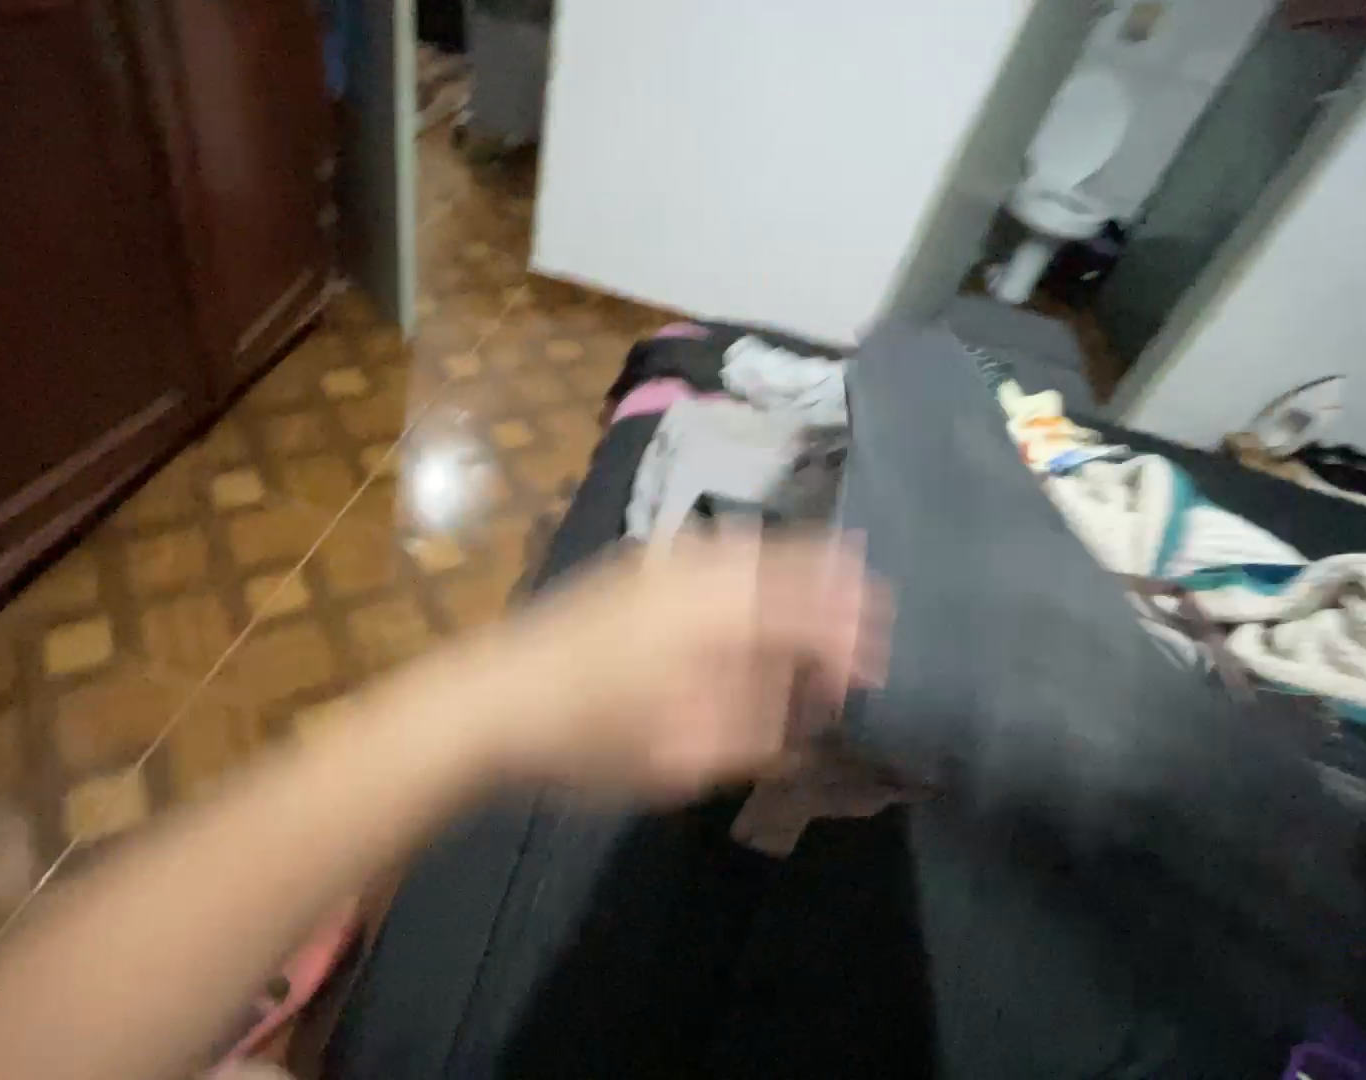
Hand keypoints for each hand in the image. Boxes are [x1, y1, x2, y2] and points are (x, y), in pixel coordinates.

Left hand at [456, 531, 887, 800]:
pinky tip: (751, 600)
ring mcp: (662, 557)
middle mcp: (700, 566)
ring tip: (820, 609)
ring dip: (797, 575)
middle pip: (793, 558)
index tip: (875, 669)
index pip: (815, 609)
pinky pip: (719, 552)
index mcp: (720, 610)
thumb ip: (760, 727)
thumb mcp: (685, 755)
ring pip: (756, 548)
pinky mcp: (636, 564)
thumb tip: (810, 707)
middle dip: (838, 591)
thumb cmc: (589, 736)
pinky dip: (754, 570)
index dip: (856, 637)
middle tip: (864, 626)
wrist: (489, 700)